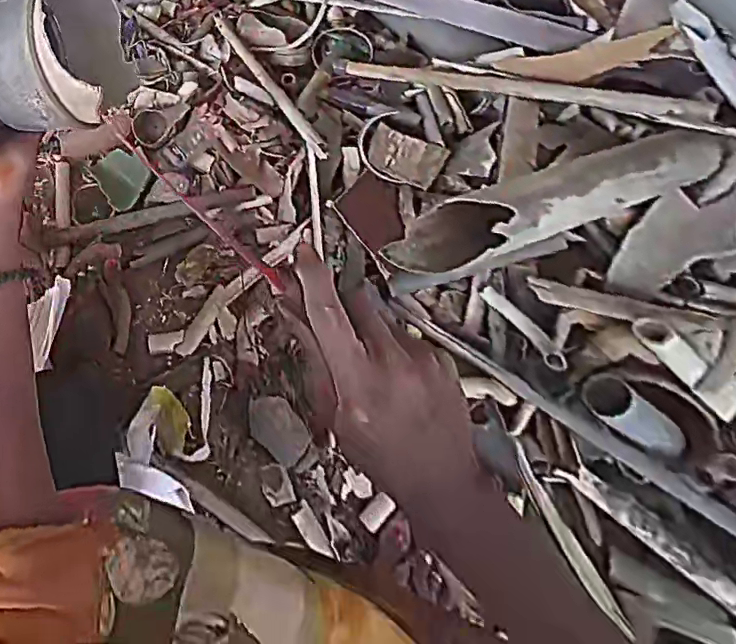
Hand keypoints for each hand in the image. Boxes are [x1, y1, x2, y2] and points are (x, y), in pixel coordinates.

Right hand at [295, 246, 481, 502]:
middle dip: (336, 305)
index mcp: (358, 380)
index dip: (312, 276)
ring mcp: (421, 357)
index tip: (303, 252)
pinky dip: (388, 342)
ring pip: (377, 315)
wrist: (444, 482)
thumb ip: (311, 354)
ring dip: (363, 326)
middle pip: (354, 301)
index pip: (328, 312)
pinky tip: (392, 375)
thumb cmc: (380, 454)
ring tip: (367, 365)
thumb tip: (290, 309)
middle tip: (329, 324)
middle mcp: (393, 362)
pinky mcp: (438, 356)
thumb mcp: (331, 411)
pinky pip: (401, 331)